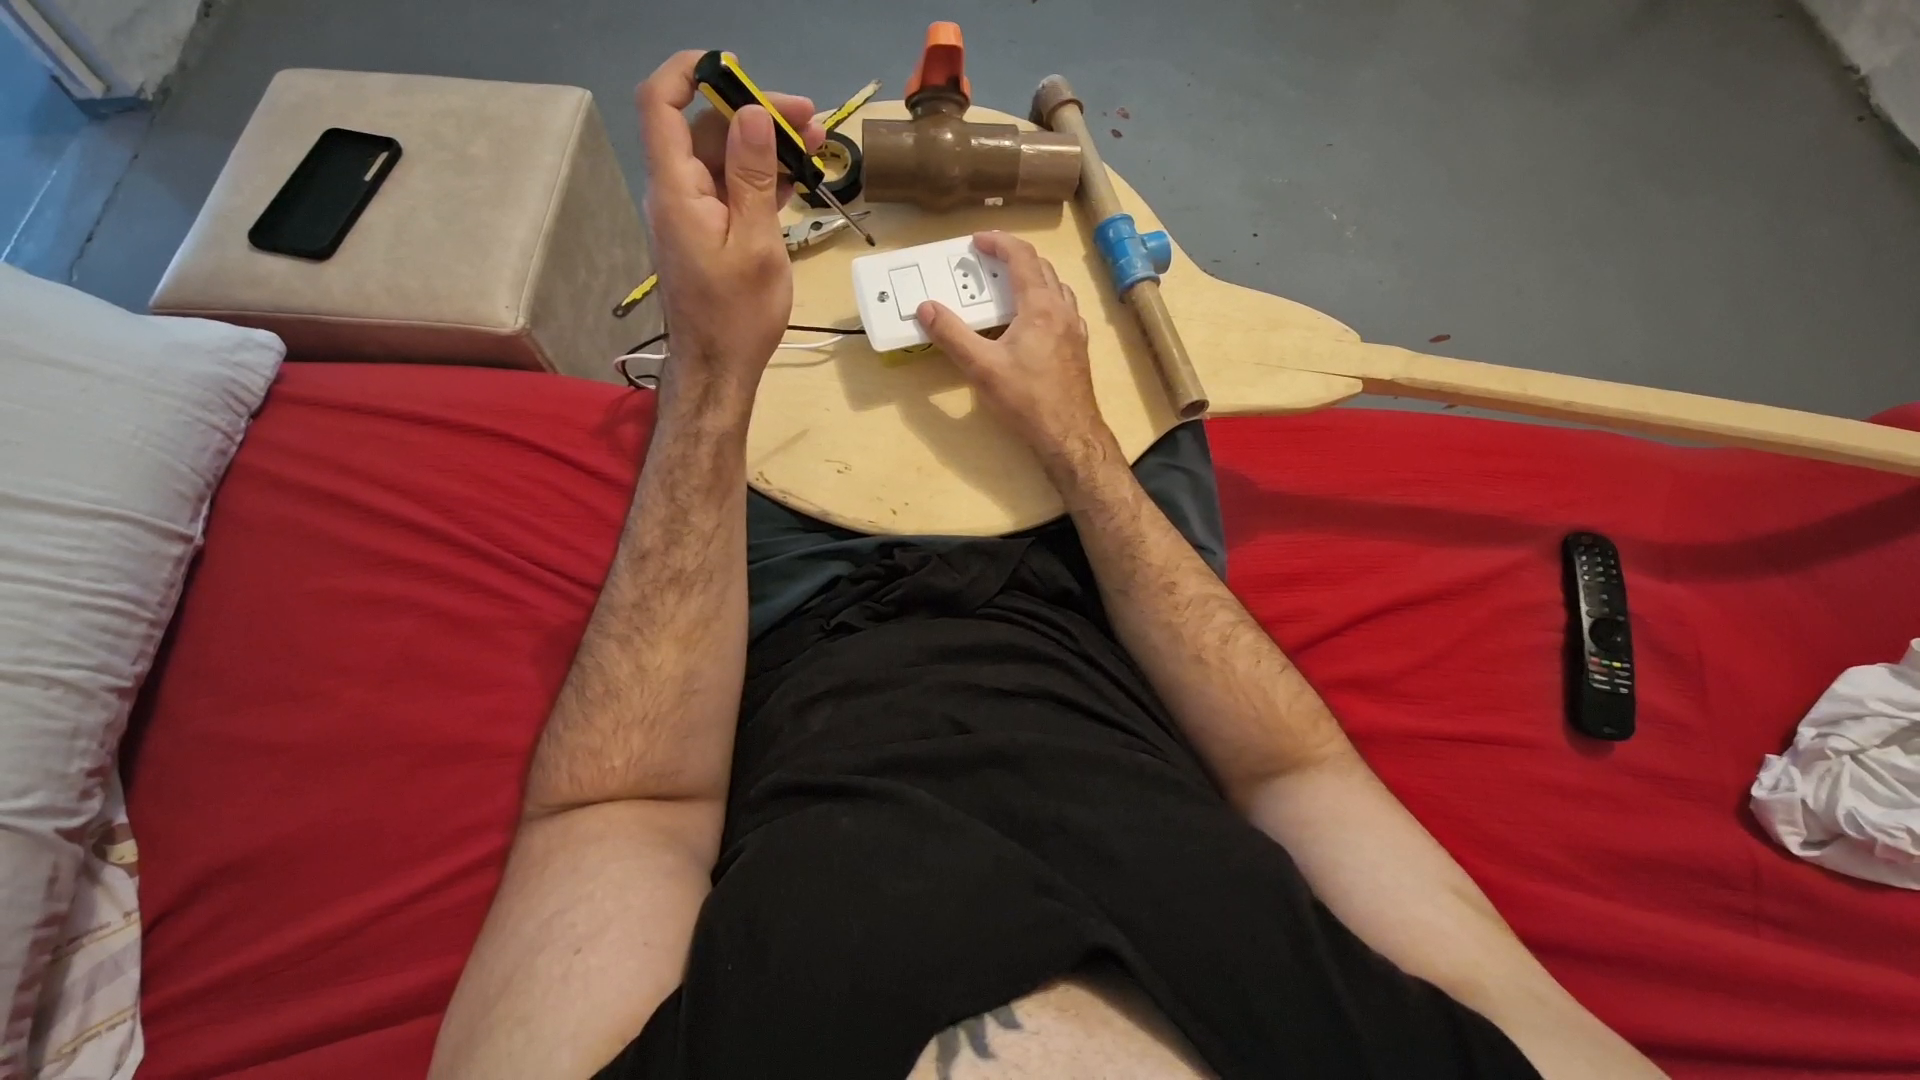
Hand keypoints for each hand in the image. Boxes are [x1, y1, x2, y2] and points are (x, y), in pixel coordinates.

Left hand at [636, 52, 824, 397]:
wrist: (719, 368)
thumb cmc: (738, 315)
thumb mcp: (755, 244)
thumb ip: (752, 177)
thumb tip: (752, 114)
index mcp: (677, 190)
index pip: (659, 104)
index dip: (688, 71)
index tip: (735, 68)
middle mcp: (677, 192)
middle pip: (705, 129)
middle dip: (755, 114)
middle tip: (811, 120)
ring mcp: (693, 212)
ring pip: (724, 158)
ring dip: (767, 146)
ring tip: (817, 145)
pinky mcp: (709, 231)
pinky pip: (731, 189)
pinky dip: (761, 178)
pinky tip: (797, 177)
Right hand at [915, 232, 1111, 461]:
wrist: (1068, 433)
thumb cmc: (1026, 400)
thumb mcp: (981, 368)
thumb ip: (952, 335)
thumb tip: (926, 308)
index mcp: (1040, 307)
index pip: (1022, 258)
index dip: (999, 243)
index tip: (977, 241)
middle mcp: (1062, 310)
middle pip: (1041, 268)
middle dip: (1014, 257)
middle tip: (987, 261)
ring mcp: (1074, 329)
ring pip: (1057, 288)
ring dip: (1033, 277)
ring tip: (1008, 285)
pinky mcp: (1078, 348)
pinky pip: (1064, 310)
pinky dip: (1046, 301)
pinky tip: (1033, 320)